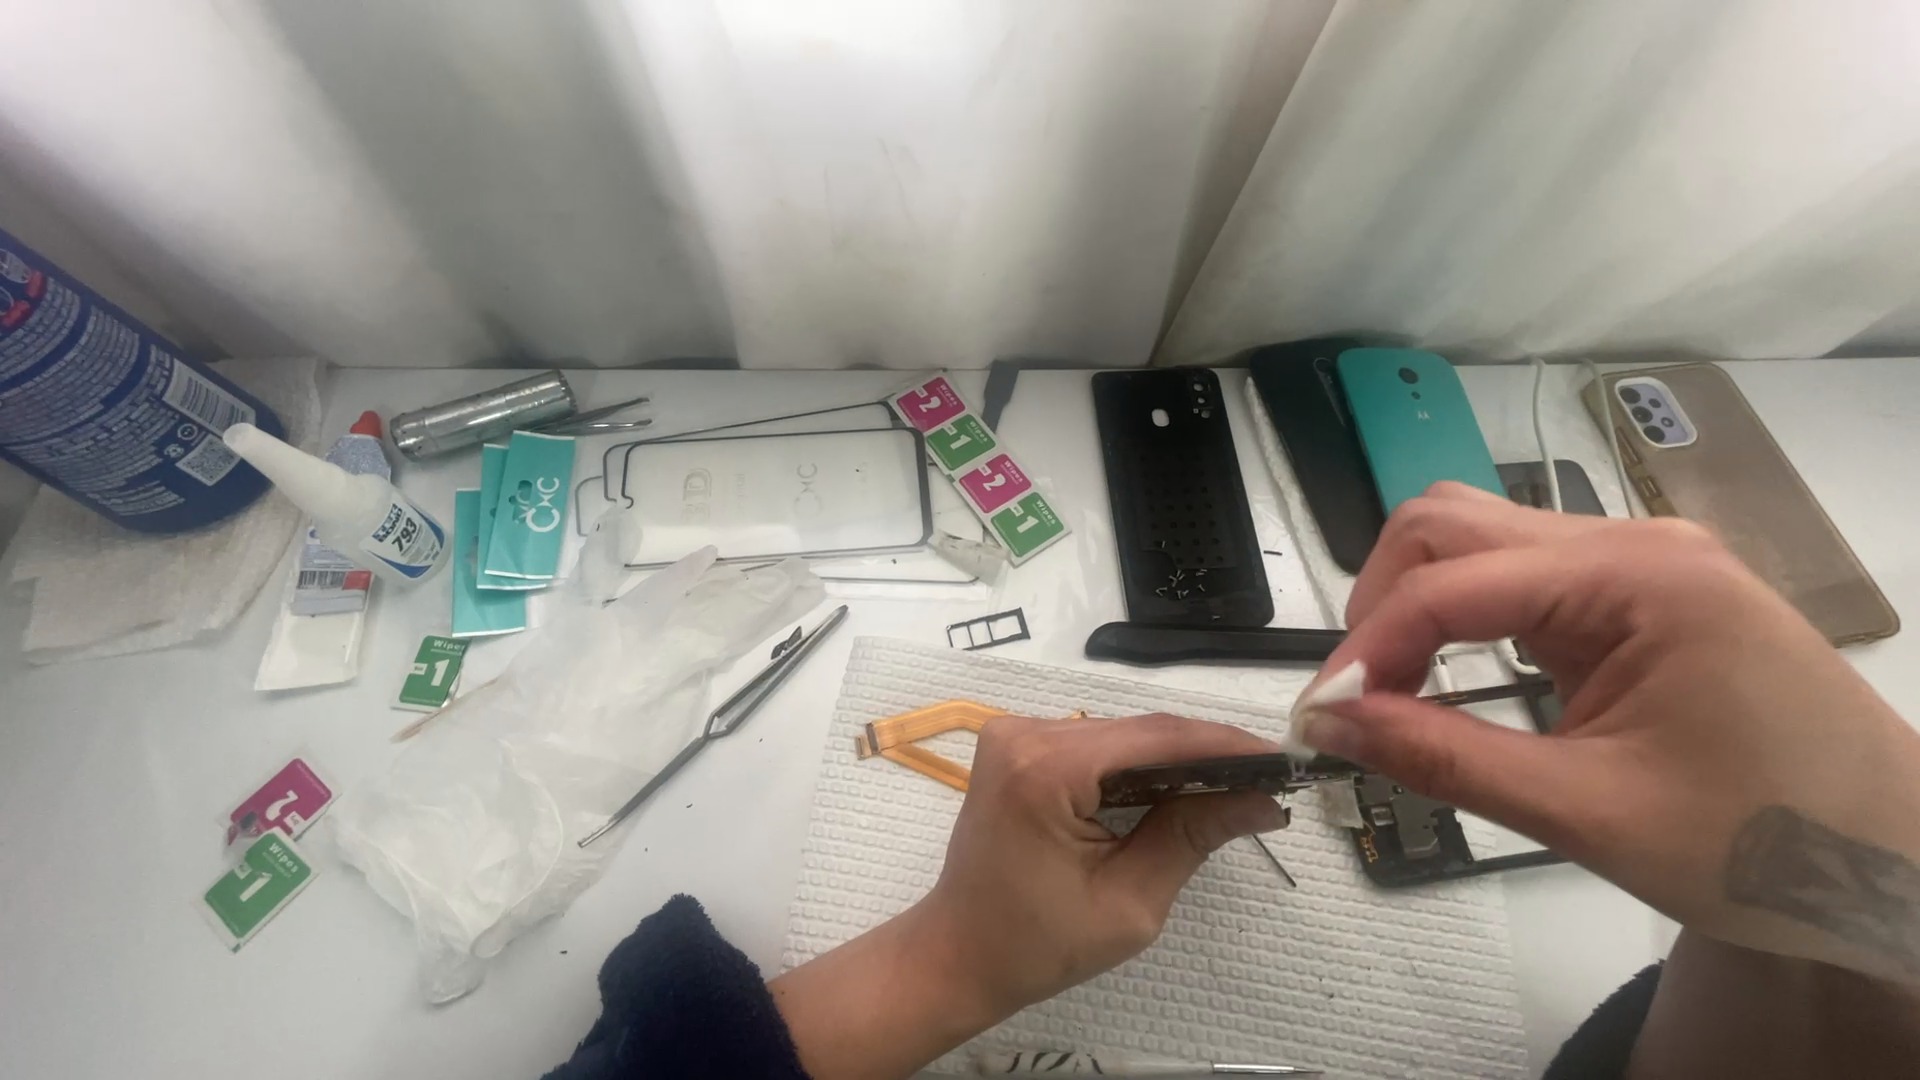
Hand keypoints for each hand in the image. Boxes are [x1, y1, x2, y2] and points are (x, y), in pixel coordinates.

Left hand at [771, 714, 1281, 1079]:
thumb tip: (1261, 800)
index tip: (1281, 757)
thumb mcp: (1129, 902)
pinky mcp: (1015, 744)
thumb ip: (1191, 836)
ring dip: (1172, 757)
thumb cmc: (1037, 943)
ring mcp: (1014, 733)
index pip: (1152, 738)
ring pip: (1116, 734)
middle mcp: (1024, 733)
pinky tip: (1177, 782)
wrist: (959, 950)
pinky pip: (1091, 743)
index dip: (1222, 744)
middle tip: (1267, 776)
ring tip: (1235, 780)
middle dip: (1203, 752)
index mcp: (1044, 768)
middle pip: (1134, 731)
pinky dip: (1135, 763)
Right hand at [1292, 483, 1919, 981]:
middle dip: (1378, 601)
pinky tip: (1439, 664)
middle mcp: (1628, 540)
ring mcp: (1626, 555)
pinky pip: (1498, 566)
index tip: (1322, 714)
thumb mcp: (1587, 813)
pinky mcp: (1619, 584)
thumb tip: (1326, 723)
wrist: (1908, 872)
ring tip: (1391, 677)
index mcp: (1640, 577)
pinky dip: (1445, 608)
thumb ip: (1439, 757)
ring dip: (1406, 597)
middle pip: (1445, 523)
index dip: (1368, 646)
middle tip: (1358, 689)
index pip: (1451, 584)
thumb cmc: (1770, 849)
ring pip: (1464, 532)